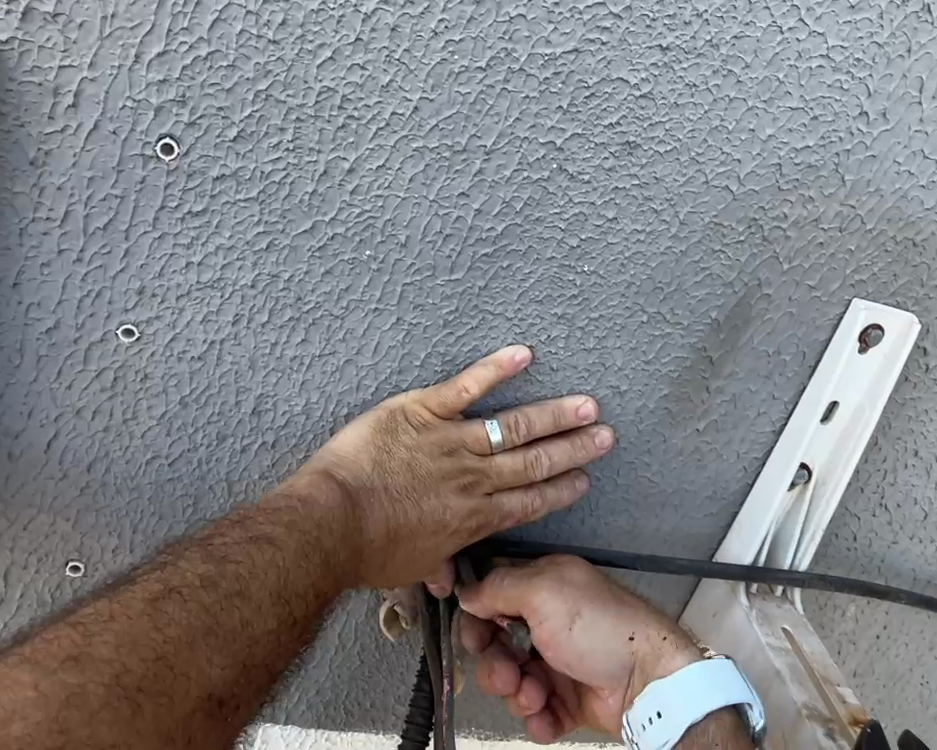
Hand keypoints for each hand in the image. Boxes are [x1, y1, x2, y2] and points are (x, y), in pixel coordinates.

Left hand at [291, 346, 614, 588]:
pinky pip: (467, 387)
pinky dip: (496, 369)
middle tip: (604, 435)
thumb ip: (437, 564)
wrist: (331, 524)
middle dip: (573, 449)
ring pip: (513, 427)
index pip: (528, 501)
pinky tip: (522, 354)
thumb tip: (449, 581)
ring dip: (553, 415)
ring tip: (585, 405)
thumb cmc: (365, 550)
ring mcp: (452, 442)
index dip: (560, 488)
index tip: (584, 477)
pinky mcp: (425, 412)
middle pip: (533, 462)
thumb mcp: (408, 567)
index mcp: (471, 516)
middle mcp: (473, 478)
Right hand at [457, 555, 702, 742]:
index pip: (492, 596)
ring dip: (516, 693)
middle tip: (508, 674)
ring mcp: (555, 660)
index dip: (477, 616)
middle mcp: (545, 620)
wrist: (646, 680)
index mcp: (541, 585)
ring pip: (510, 681)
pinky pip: (533, 712)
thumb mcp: (544, 591)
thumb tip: (465, 591)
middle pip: (495, 643)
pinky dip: (536, 718)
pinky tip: (547, 715)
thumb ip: (498, 587)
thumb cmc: (598, 625)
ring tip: (536, 695)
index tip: (476, 635)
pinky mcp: (566, 698)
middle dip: (494, 663)